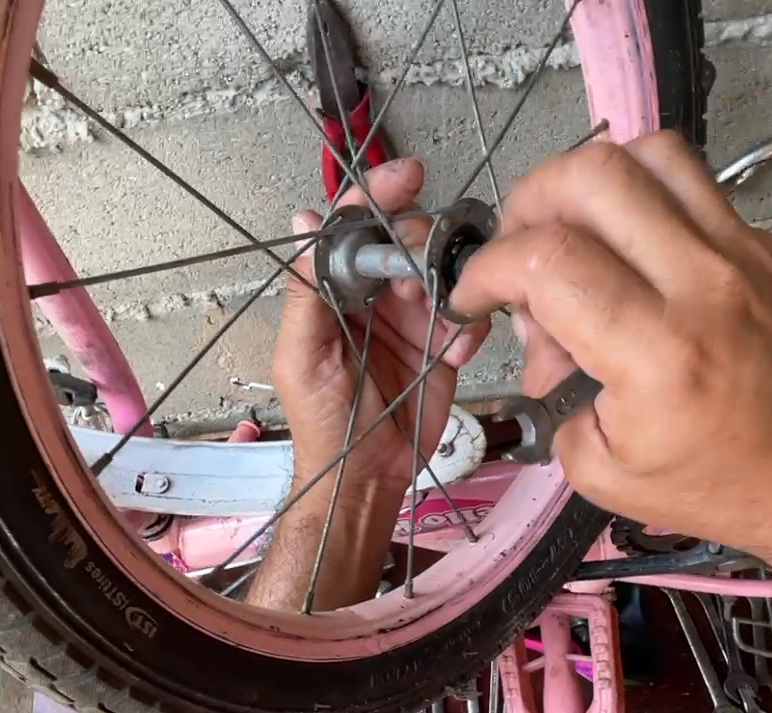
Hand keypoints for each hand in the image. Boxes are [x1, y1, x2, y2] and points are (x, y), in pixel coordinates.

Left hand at [275, 157, 487, 510]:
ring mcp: (413, 320)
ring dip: (447, 283)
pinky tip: (457, 349)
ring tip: (438, 315)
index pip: (356, 230)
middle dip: (417, 245)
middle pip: (406, 241)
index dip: (378, 197)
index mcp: (336, 293)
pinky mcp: (444, 347)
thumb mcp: (303, 353)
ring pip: (442, 272)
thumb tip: (304, 219)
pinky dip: (469, 324)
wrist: (364, 473)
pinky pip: (467, 317)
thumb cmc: (322, 420)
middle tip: (414, 279)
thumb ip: (308, 289)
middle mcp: (376, 298)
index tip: (406, 179)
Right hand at [449, 133, 771, 571]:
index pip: (548, 260)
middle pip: (595, 177)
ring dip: (588, 185)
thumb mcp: (600, 472)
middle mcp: (706, 284)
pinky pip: (694, 190)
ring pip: (652, 154)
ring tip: (572, 238)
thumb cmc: (714, 487)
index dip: (488, 268)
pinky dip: (641, 210)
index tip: (474, 295)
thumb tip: (547, 345)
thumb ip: (554, 399)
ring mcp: (749, 254)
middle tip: (518, 251)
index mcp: (658, 353)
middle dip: (529, 203)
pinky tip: (632, 265)